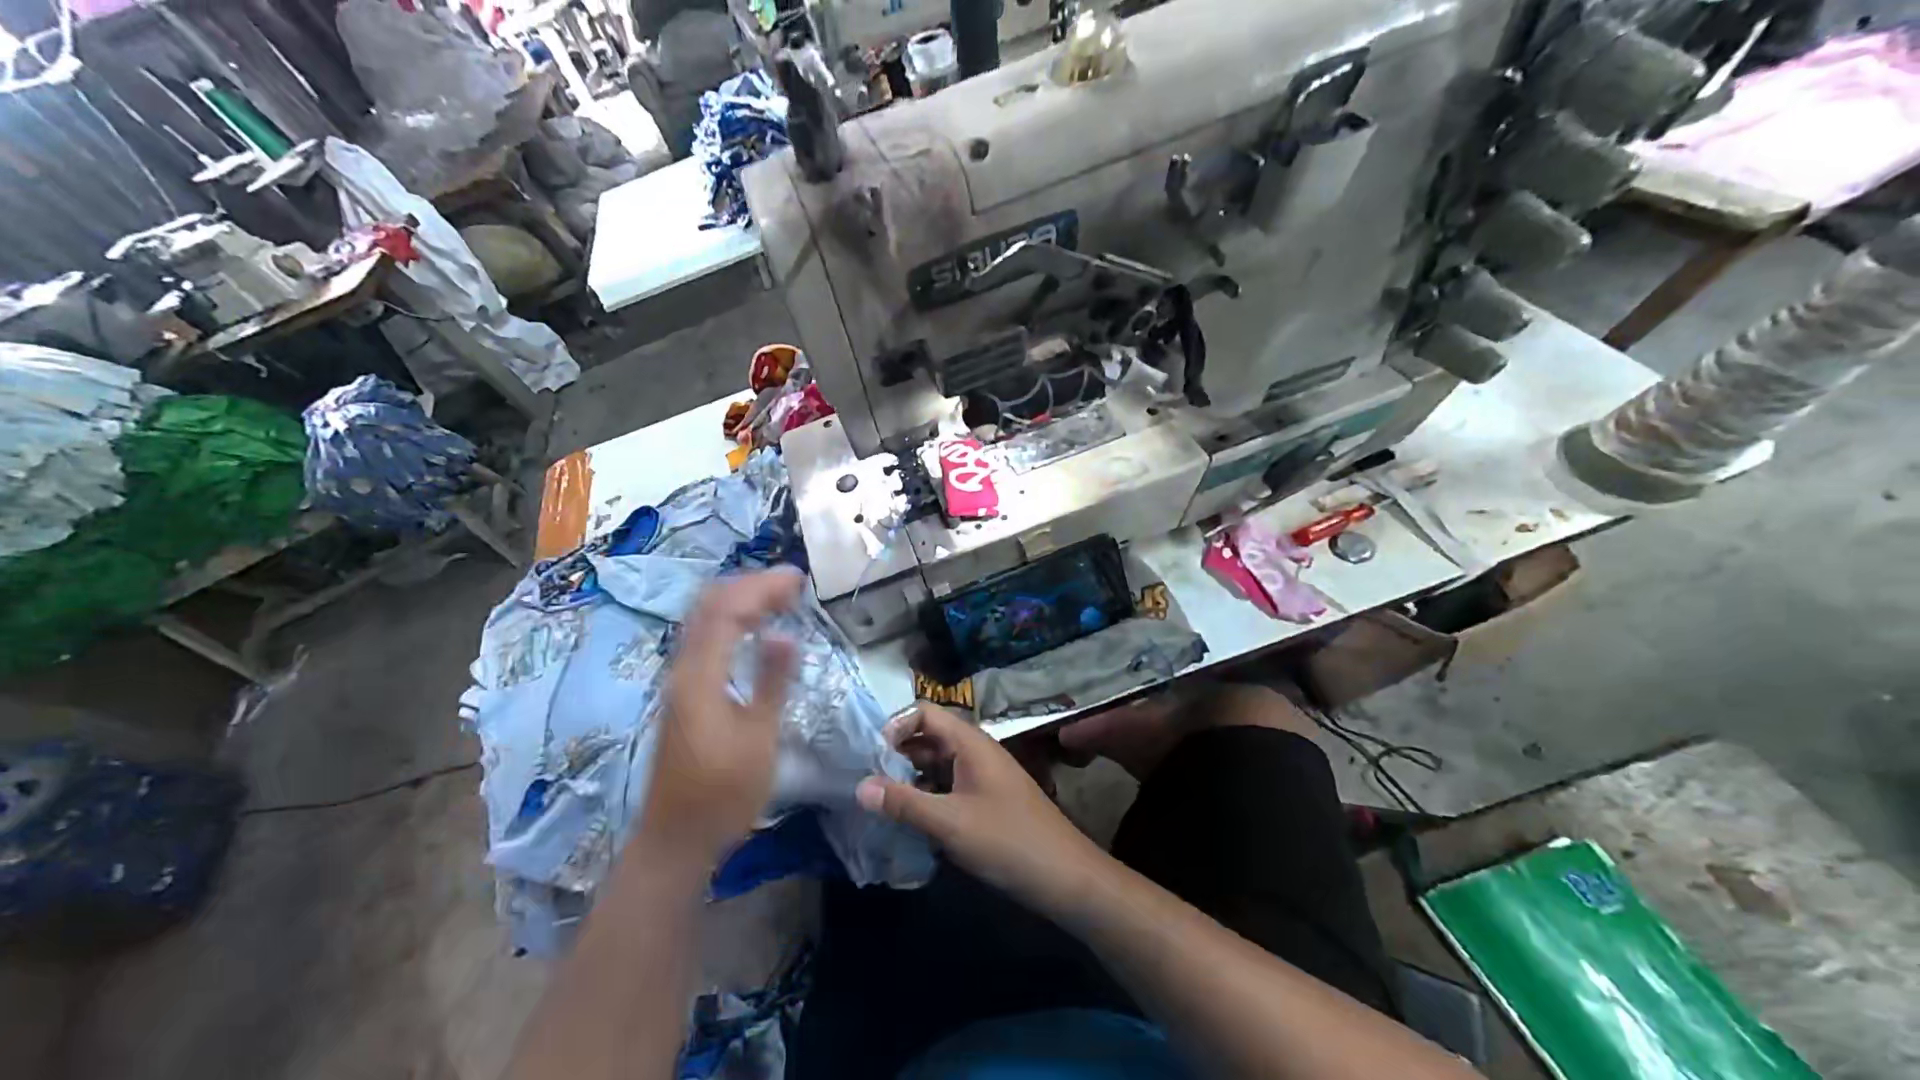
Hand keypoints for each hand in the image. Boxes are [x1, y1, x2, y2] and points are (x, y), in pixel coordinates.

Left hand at [642, 568, 802, 864]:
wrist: (676, 837)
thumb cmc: (724, 794)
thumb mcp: (759, 739)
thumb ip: (772, 683)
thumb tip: (786, 634)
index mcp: (700, 677)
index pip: (727, 611)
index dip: (762, 587)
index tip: (799, 579)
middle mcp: (681, 670)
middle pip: (708, 606)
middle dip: (749, 586)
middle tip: (791, 584)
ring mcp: (677, 681)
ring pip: (702, 620)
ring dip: (738, 600)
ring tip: (778, 598)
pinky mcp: (681, 693)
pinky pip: (703, 638)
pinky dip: (729, 621)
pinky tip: (752, 631)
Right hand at [856, 702, 1106, 912]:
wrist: (1065, 877)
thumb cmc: (1007, 841)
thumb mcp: (950, 823)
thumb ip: (904, 803)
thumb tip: (859, 786)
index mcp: (971, 744)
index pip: (926, 712)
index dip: (897, 725)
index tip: (873, 755)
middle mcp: (977, 753)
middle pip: (930, 738)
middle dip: (898, 754)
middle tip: (868, 779)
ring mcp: (984, 778)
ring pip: (938, 766)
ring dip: (911, 778)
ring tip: (882, 801)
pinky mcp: (987, 803)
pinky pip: (950, 788)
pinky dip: (928, 796)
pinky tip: (911, 820)